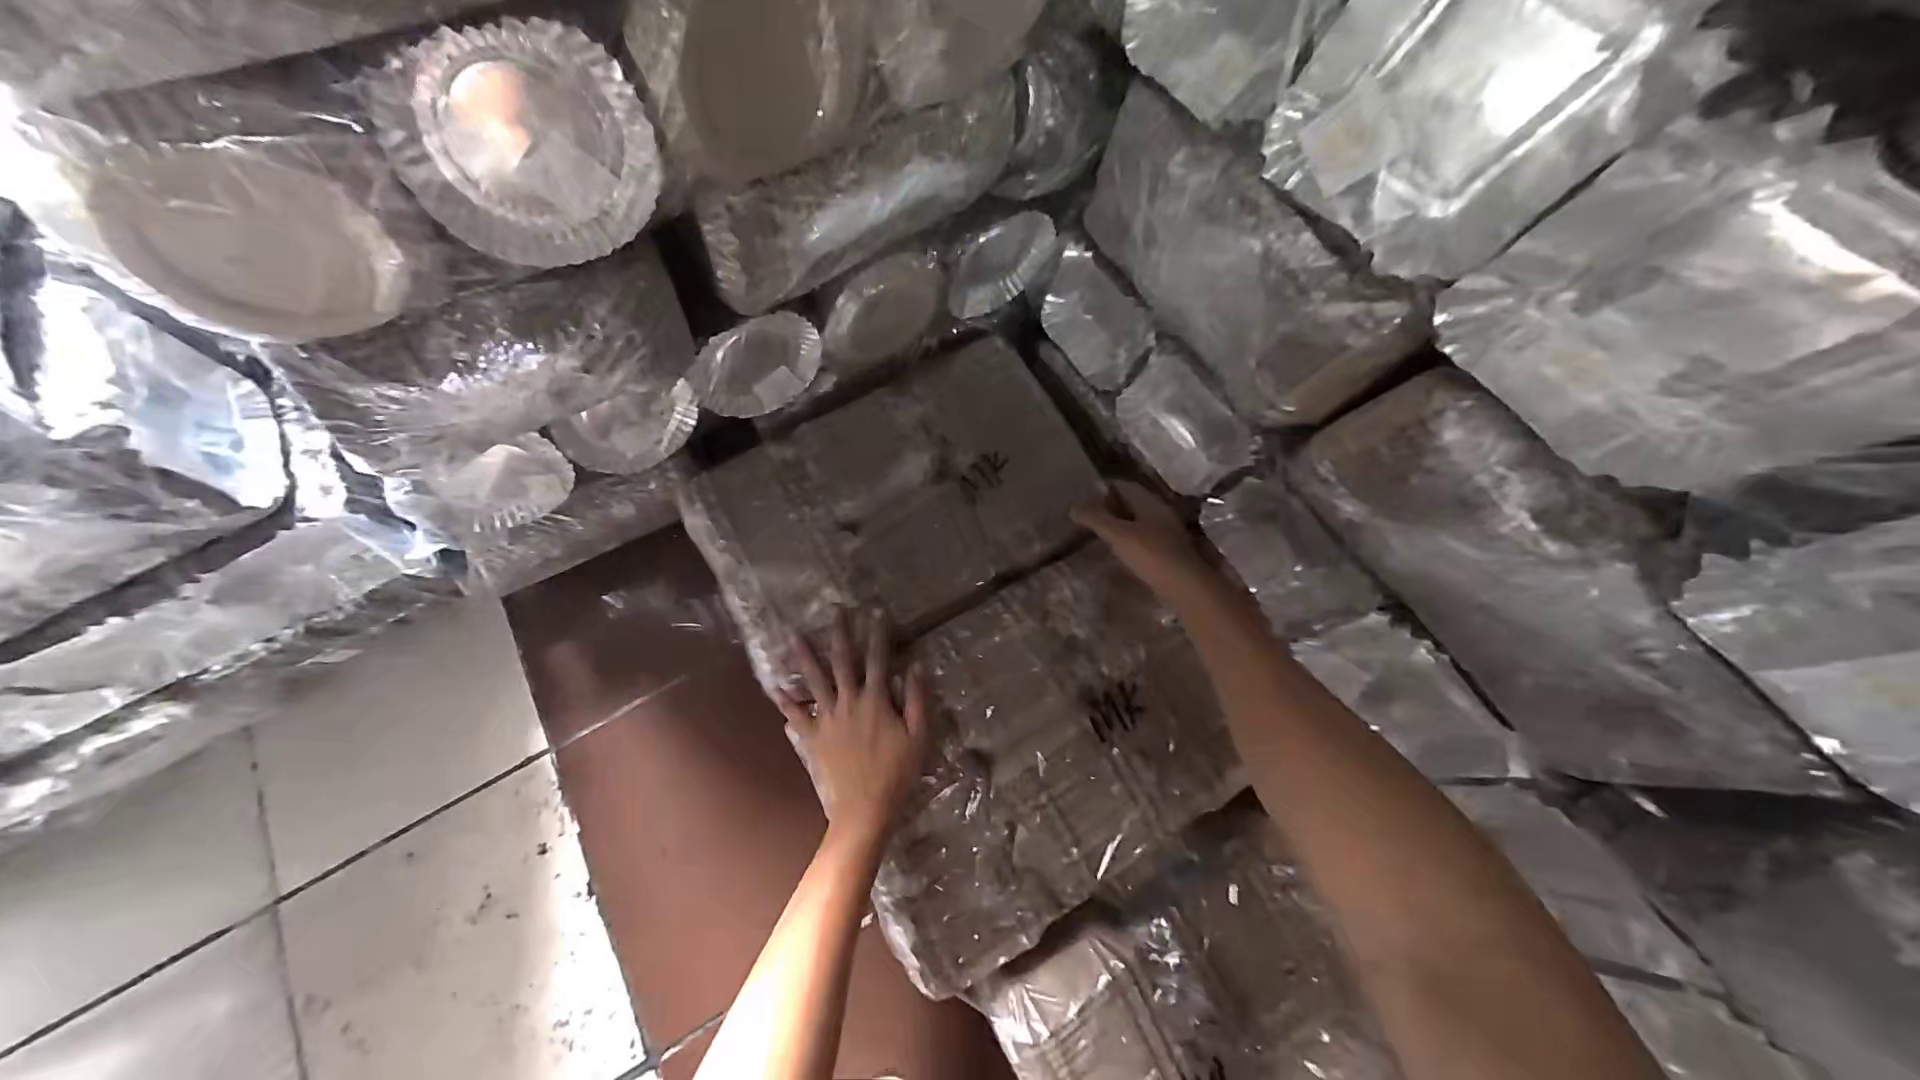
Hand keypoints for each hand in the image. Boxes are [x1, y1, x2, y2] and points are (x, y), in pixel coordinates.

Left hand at [770, 608, 930, 843]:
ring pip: (814, 681)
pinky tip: (775, 688)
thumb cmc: (897, 773)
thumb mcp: (919, 736)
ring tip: (795, 636)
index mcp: (876, 700)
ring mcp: (827, 719)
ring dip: (805, 657)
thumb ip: (916, 699)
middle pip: (843, 661)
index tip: (875, 611)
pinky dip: (785, 702)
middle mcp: (848, 702)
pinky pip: (796, 716)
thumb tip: (916, 665)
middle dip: (840, 633)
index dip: (877, 633)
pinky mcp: (812, 738)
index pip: (878, 659)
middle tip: (835, 611)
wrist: (864, 809)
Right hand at [1072, 481, 1222, 603]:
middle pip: (1133, 503)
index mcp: (1150, 503)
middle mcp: (1161, 513)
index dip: (1104, 490)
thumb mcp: (1118, 534)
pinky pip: (1145, 539)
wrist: (1185, 586)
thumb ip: (1096, 519)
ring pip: (1140, 522)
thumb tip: (1073, 507)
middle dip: (1112, 508)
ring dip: (1121, 526)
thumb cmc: (1151, 555)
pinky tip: (1121, 553)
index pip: (1125, 486)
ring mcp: (1168, 533)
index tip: (1086, 502)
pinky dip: (1131, 541)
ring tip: (1101, 536)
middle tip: (1090, 520)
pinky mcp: (1170, 552)